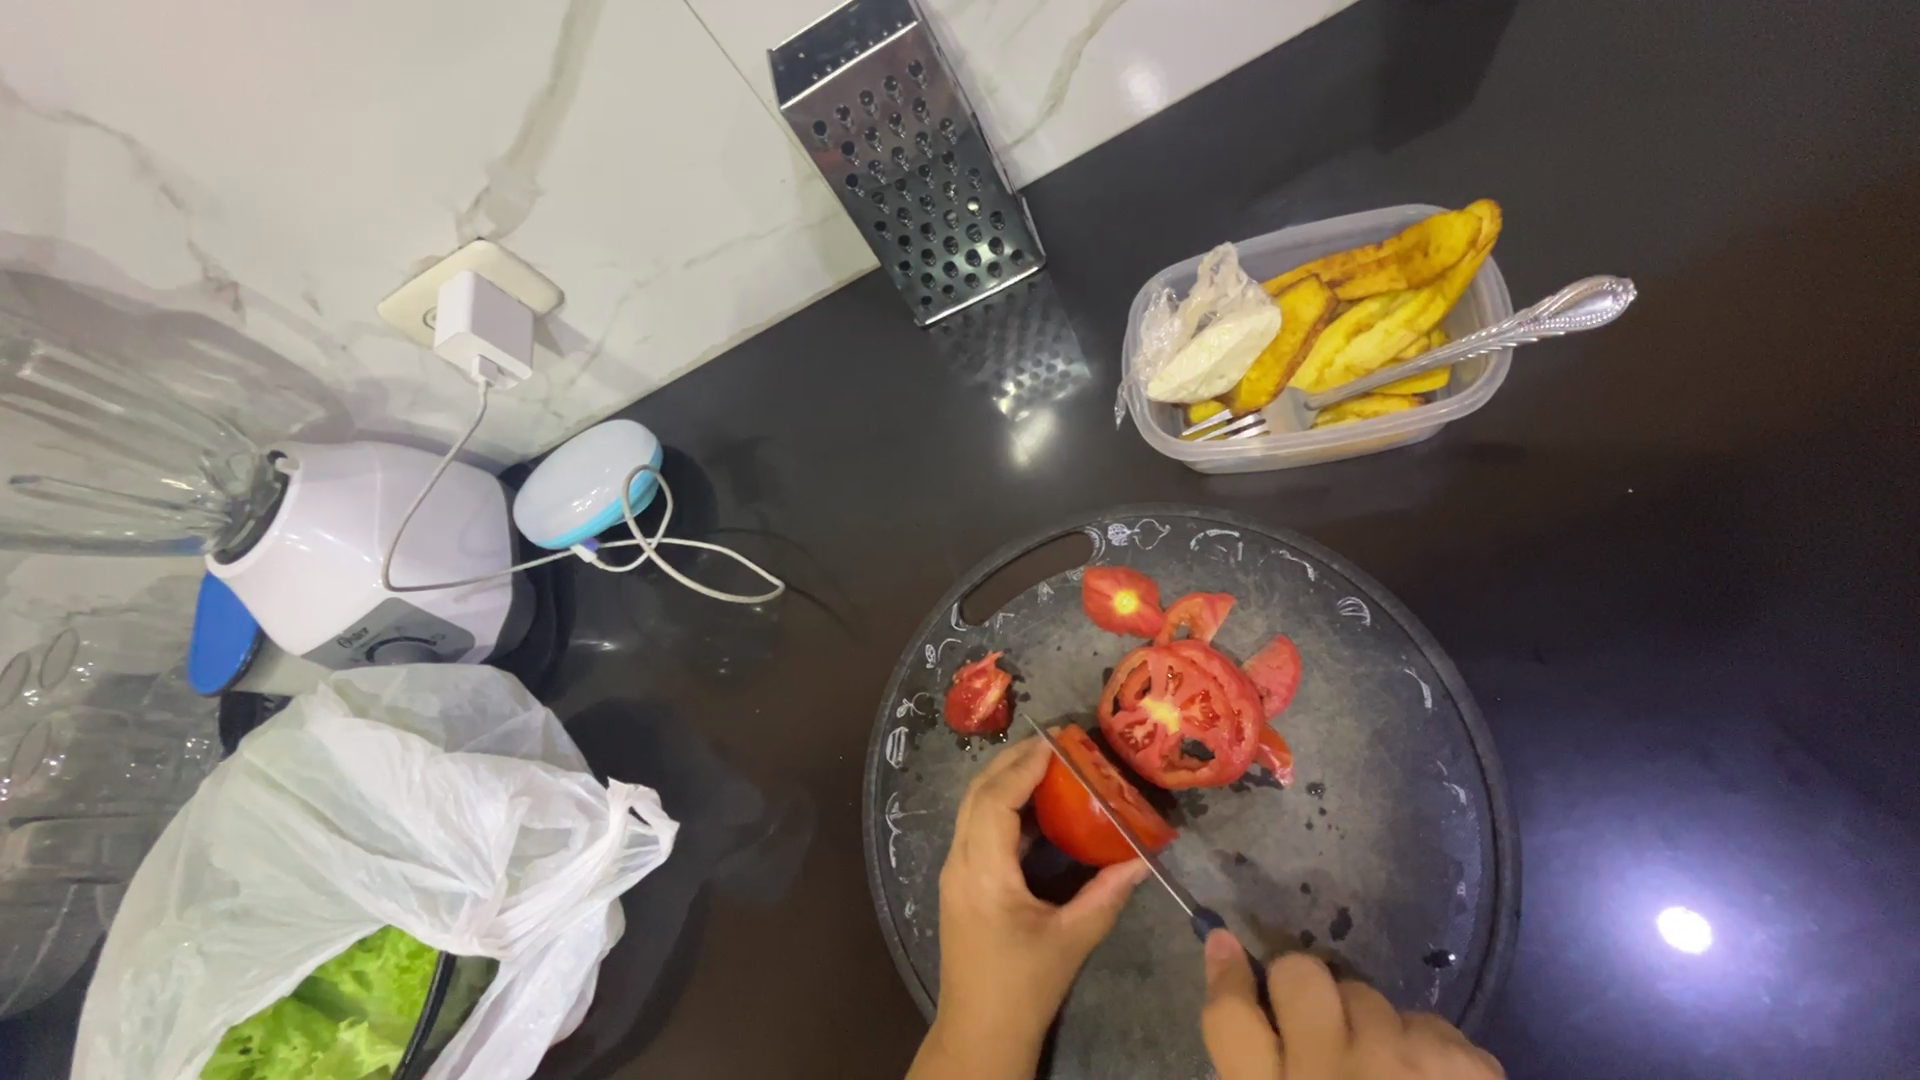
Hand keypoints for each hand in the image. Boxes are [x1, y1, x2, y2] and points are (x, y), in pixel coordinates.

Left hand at [907, 736, 1150, 1079]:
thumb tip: (1143, 856)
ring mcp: (954, 870)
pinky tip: (1035, 804)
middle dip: (1012, 761)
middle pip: (977, 793)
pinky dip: (1001, 805)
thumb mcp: (1072, 941)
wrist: (978, 1032)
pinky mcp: (959, 879)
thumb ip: (1107, 894)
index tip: (1055, 742)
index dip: (1023, 767)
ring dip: (1004, 779)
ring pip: (972, 807)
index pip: (995, 801)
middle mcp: (959, 862)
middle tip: (1054, 742)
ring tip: (1045, 762)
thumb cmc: (1024, 988)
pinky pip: (976, 827)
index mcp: (984, 874)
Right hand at [1202, 930, 1503, 1078]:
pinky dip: (1429, 1052)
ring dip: (1372, 1028)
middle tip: (1323, 1032)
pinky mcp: (1465, 1072)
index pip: (1229, 1016)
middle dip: (1306, 987)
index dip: (1227, 976)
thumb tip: (1238, 981)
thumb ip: (1258, 1061)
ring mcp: (1398, 1064)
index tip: (1226, 946)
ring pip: (1367, 996)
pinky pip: (1428, 1024)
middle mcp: (1329, 1073)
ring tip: (1387, 1077)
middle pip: (1298, 975)